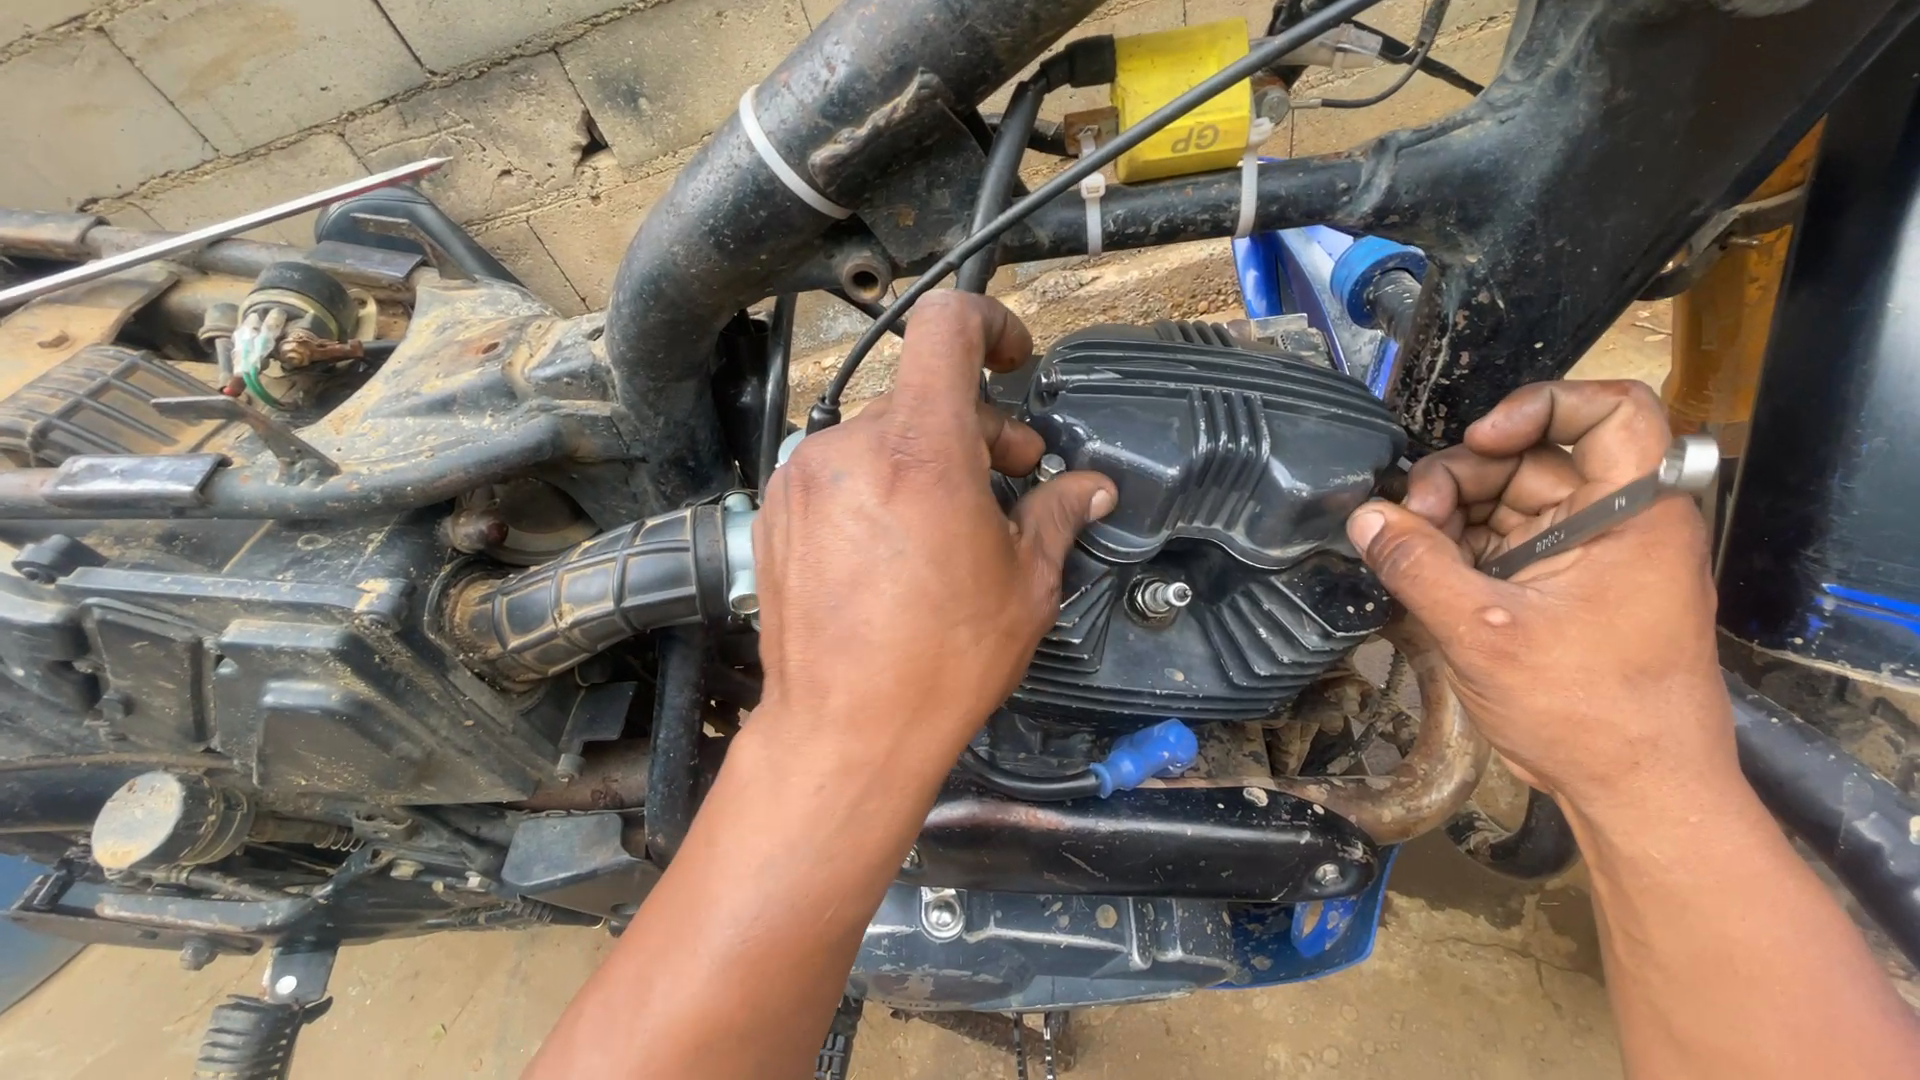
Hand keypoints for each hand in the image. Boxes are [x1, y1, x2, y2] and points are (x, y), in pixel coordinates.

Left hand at [753, 292, 1115, 760]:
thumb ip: (1056, 516)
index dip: (989, 324)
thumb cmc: (939, 664)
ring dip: (926, 458)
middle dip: (977, 426)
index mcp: (922, 451)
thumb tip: (1090, 489)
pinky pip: (840, 471)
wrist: (843, 730)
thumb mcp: (1024, 585)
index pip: (946, 328)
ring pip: (880, 435)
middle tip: (1011, 475)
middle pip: (923, 395)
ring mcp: (805, 480)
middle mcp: (852, 450)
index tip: (1012, 361)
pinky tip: (900, 542)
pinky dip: (879, 485)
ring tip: (955, 518)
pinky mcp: (778, 513)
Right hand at [1345, 380, 1732, 813]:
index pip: (1614, 412)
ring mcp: (1581, 557)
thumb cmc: (1585, 709)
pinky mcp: (1554, 588)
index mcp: (1633, 515)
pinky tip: (1417, 567)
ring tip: (1407, 550)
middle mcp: (1613, 523)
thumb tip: (1363, 517)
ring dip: (1449, 515)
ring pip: (1506, 500)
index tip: (1479, 441)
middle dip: (1462, 478)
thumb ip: (1416, 565)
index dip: (1542, 405)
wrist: (1633, 790)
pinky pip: (1498, 543)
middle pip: (1532, 458)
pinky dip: (1455, 547)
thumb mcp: (1483, 631)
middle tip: (1411, 519)